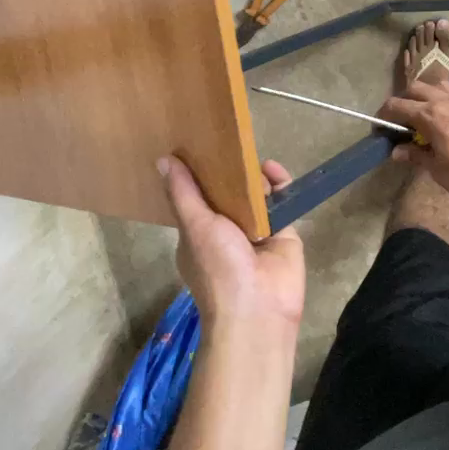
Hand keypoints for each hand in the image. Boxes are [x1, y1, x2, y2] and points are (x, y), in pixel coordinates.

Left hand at [158, 155, 305, 328]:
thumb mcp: (195, 227)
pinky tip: (274, 169)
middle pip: (229, 193)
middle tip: (228, 142)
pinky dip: (279, 182)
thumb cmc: (218, 268)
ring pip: (256, 194)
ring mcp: (257, 231)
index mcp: (200, 234)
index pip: (198, 198)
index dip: (199, 175)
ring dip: (254, 175)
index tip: (199, 145)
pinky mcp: (284, 230)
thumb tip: (163, 160)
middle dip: (230, 172)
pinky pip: (282, 200)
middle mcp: (228, 231)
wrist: (259, 307)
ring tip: (251, 156)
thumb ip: (184, 194)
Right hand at [379, 80, 448, 202]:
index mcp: (430, 116)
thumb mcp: (440, 172)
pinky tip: (448, 116)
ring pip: (436, 85)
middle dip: (403, 101)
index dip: (383, 116)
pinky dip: (443, 97)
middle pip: (415, 89)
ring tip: (424, 115)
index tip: (378, 128)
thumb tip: (397, 151)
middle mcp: (444, 100)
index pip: (397, 106)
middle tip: (400, 123)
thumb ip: (417, 157)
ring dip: (424, 95)